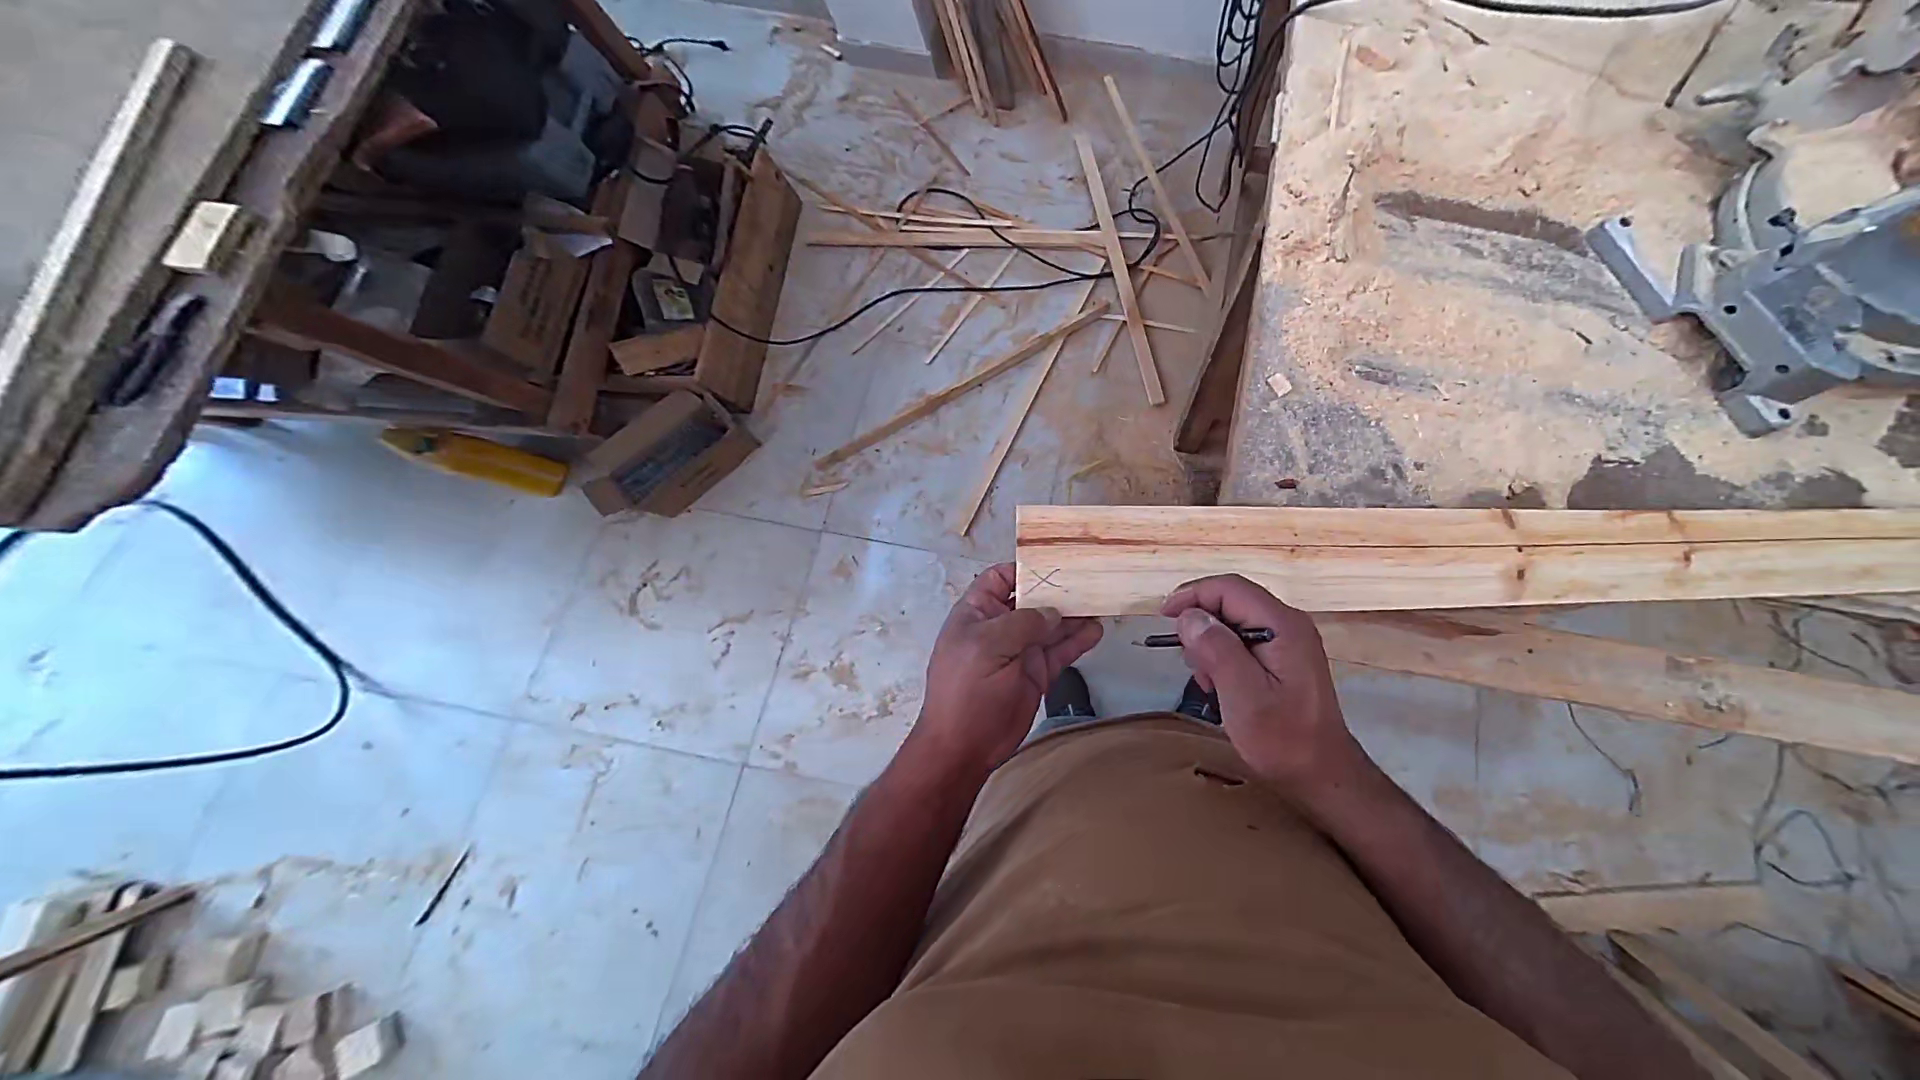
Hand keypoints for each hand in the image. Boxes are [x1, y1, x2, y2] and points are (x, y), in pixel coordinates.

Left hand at [907, 563, 1103, 776]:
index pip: (1000, 578)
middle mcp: (1000, 627)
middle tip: (1089, 580)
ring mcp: (1019, 650)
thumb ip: (1023, 623)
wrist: (964, 746)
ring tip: (1100, 601)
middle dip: (1057, 590)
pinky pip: (1059, 651)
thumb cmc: (965, 690)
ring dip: (1073, 614)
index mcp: (978, 613)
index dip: (1024, 569)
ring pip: (1050, 625)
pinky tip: (1095, 630)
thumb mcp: (988, 646)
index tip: (1055, 564)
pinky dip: (1077, 640)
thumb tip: (1052, 612)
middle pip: (1032, 599)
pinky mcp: (1036, 672)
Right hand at [1160, 575, 1370, 797]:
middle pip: (1230, 601)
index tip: (1164, 618)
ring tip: (1205, 679)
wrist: (1322, 775)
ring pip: (1232, 621)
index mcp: (1282, 626)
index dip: (1192, 595)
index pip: (1229, 588)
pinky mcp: (1281, 659)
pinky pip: (1240, 640)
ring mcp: (1287, 641)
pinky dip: (1221, 656)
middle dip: (1200, 623)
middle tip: (1188, 660)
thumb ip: (1217, 650)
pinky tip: (1218, 685)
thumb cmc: (1283, 739)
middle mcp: (1287, 624)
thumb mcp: (1244, 696)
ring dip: (1209, 643)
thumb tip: (1189, 616)